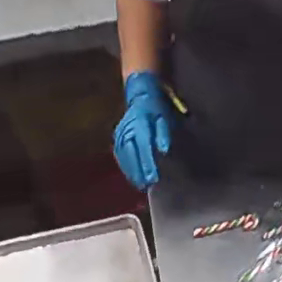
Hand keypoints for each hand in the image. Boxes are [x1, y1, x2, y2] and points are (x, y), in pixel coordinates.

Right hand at [113, 71, 171, 190]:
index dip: (147, 163)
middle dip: (138, 172)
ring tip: (140, 185)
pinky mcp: (117, 139)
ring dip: (131, 173)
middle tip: (147, 186)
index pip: (143, 146)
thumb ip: (163, 134)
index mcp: (140, 122)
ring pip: (124, 157)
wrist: (140, 95)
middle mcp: (127, 128)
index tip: (153, 178)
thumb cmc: (156, 109)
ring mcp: (120, 134)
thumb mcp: (164, 117)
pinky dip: (126, 168)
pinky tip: (133, 178)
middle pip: (131, 154)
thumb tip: (164, 150)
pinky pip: (120, 156)